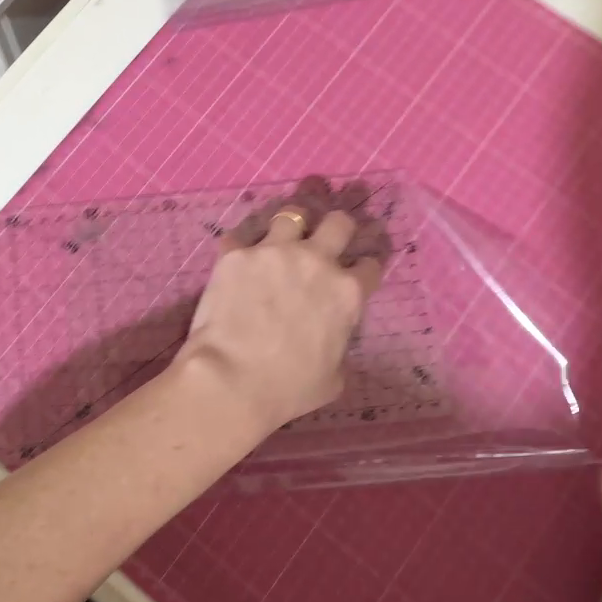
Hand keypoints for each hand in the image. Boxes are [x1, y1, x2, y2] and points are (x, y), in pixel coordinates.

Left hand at [175, 197, 384, 433]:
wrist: (231, 377)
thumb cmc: (288, 387)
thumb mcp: (333, 378)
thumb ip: (338, 348)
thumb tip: (330, 342)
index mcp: (347, 293)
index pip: (370, 265)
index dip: (365, 267)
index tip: (358, 270)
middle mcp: (315, 261)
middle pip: (339, 222)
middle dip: (338, 227)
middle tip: (327, 236)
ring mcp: (274, 251)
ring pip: (291, 214)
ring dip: (291, 223)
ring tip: (284, 233)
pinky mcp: (237, 253)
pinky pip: (242, 236)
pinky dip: (242, 245)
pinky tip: (238, 255)